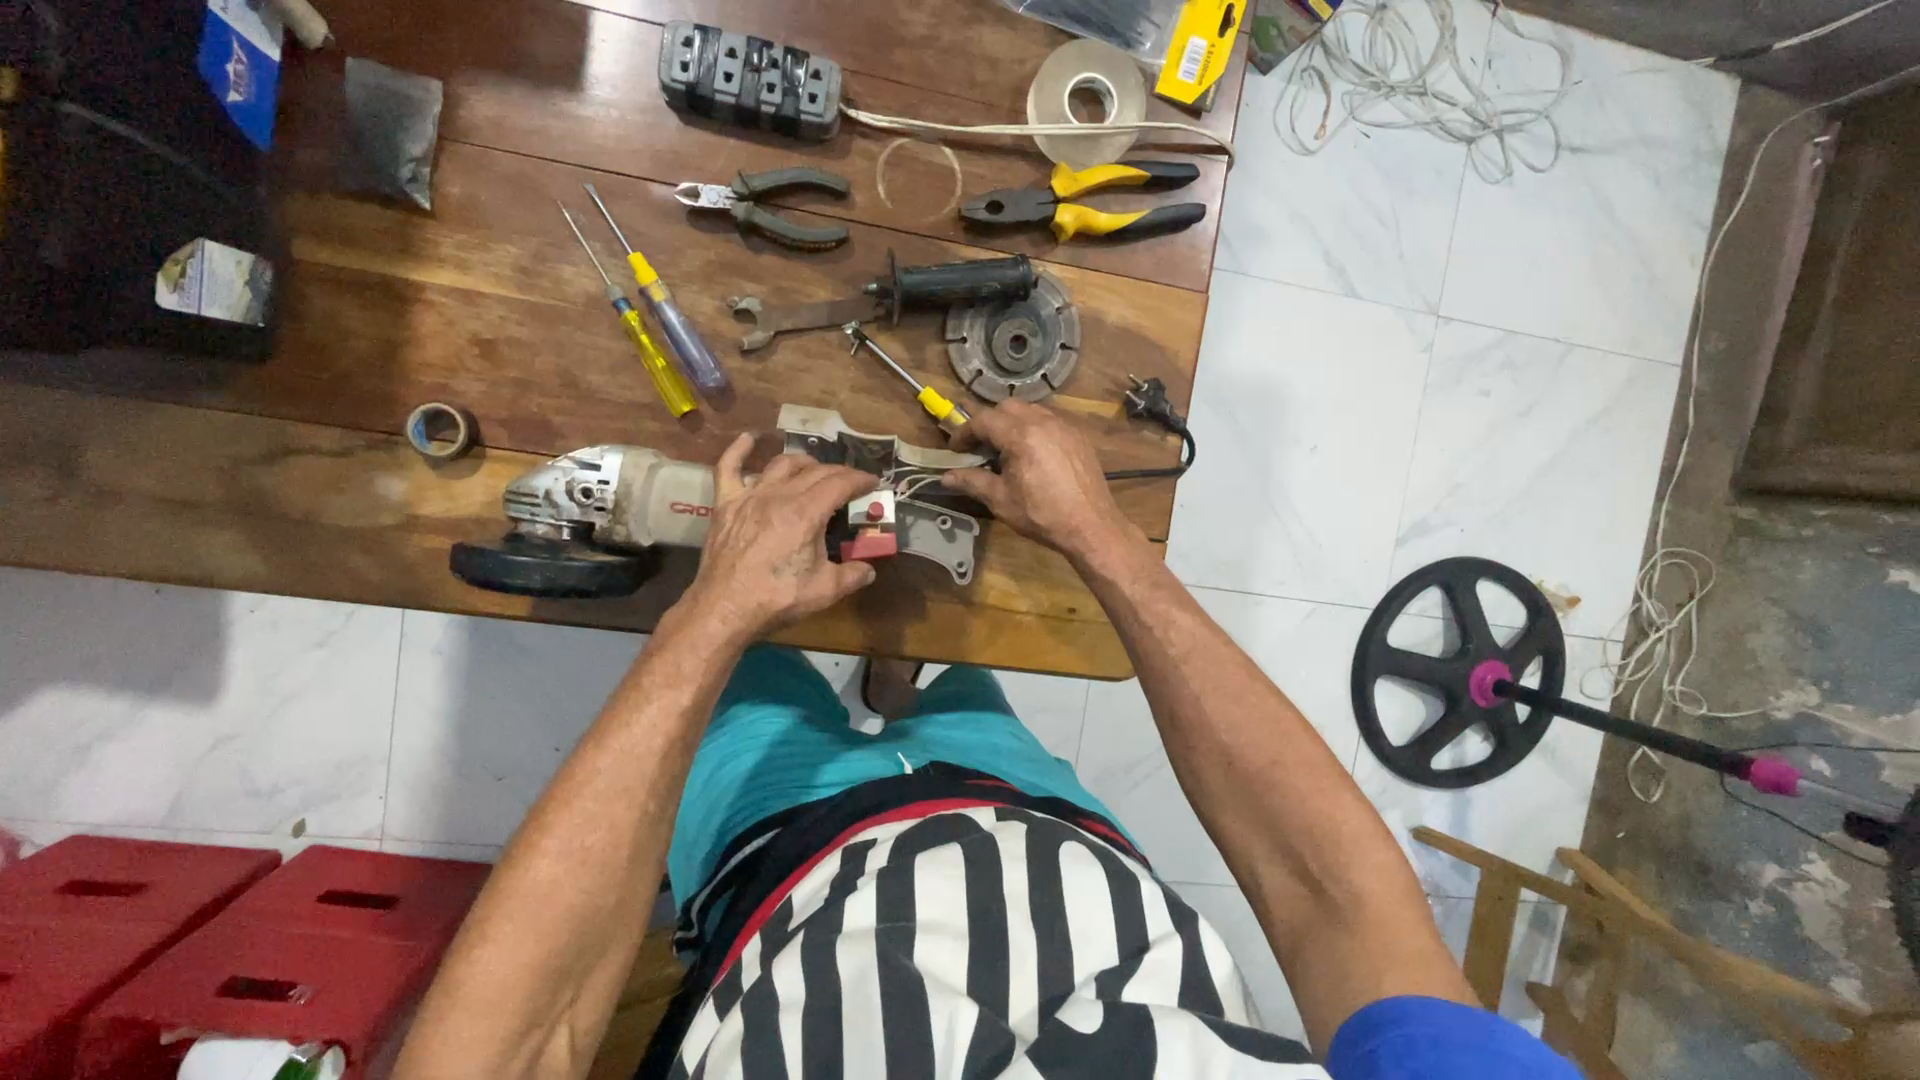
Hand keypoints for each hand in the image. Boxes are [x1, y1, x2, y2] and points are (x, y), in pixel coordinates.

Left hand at [682, 434, 880, 639]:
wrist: (724, 609)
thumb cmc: (776, 599)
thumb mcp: (825, 591)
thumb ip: (852, 576)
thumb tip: (869, 570)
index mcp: (806, 513)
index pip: (840, 483)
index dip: (861, 480)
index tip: (873, 483)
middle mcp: (778, 495)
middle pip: (814, 471)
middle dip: (838, 472)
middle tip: (851, 483)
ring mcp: (749, 496)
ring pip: (780, 464)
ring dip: (803, 462)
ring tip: (814, 469)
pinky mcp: (725, 504)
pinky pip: (729, 468)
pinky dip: (739, 450)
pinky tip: (748, 439)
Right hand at [941, 400, 1139, 558]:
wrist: (1090, 526)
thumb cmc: (1042, 515)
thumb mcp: (1001, 500)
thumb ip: (972, 482)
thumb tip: (946, 477)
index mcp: (1021, 436)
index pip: (984, 420)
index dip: (965, 432)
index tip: (955, 448)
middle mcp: (1043, 422)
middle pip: (1007, 407)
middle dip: (988, 422)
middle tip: (980, 446)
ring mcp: (1064, 426)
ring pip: (1031, 409)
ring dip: (1012, 422)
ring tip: (1006, 448)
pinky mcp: (1078, 436)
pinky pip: (1050, 420)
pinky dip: (1034, 427)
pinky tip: (1032, 452)